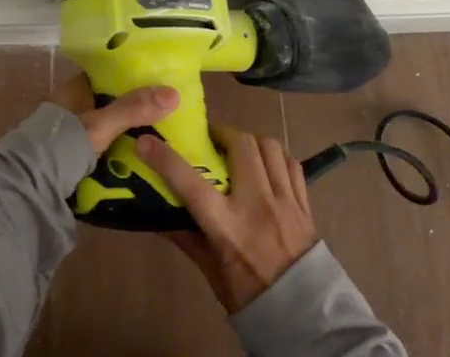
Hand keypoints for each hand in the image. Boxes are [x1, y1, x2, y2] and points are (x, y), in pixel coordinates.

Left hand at [49, 73, 179, 156]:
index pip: (109, 74)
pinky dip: (122, 151)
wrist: (31, 186)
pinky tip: (145, 157)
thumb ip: (134, 108)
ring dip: (131, 132)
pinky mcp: (77, 157)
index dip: (134, 75)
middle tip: (172, 111)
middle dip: (138, 108)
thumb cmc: (63, 144)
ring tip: (168, 135)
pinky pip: (107, 149)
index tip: (162, 80)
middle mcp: (75, 107)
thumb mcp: (101, 124)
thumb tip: (174, 93)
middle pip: (112, 102)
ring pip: (111, 127)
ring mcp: (75, 133)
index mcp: (75, 89)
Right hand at [137, 124, 317, 312]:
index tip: (145, 140)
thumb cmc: (250, 295)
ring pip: (269, 147)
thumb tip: (155, 214)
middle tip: (209, 140)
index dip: (165, 158)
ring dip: (249, 141)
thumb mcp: (211, 271)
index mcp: (228, 227)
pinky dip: (275, 156)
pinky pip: (291, 163)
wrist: (305, 315)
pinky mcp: (304, 203)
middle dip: (221, 133)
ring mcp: (285, 201)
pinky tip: (264, 165)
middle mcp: (258, 205)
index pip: (191, 183)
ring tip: (237, 148)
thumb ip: (186, 237)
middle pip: (241, 145)